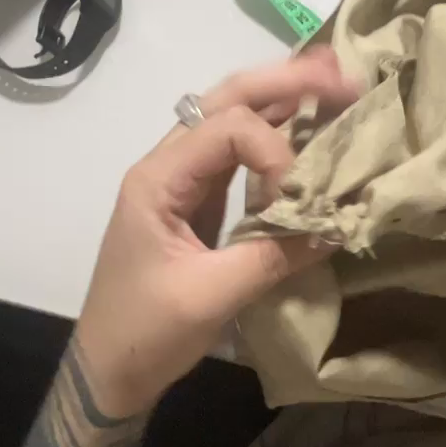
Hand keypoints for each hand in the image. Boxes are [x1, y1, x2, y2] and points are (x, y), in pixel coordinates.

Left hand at [72, 49, 360, 420]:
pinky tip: (308, 131)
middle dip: (284, 83)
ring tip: (333, 86)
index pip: (228, 130)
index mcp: (158, 178)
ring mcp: (182, 178)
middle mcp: (168, 163)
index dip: (276, 153)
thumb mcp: (211, 297)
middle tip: (339, 75)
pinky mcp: (198, 196)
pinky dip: (275, 138)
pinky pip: (238, 153)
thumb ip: (273, 256)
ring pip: (232, 117)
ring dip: (282, 100)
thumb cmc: (145, 334)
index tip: (302, 201)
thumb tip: (336, 226)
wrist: (106, 371)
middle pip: (226, 100)